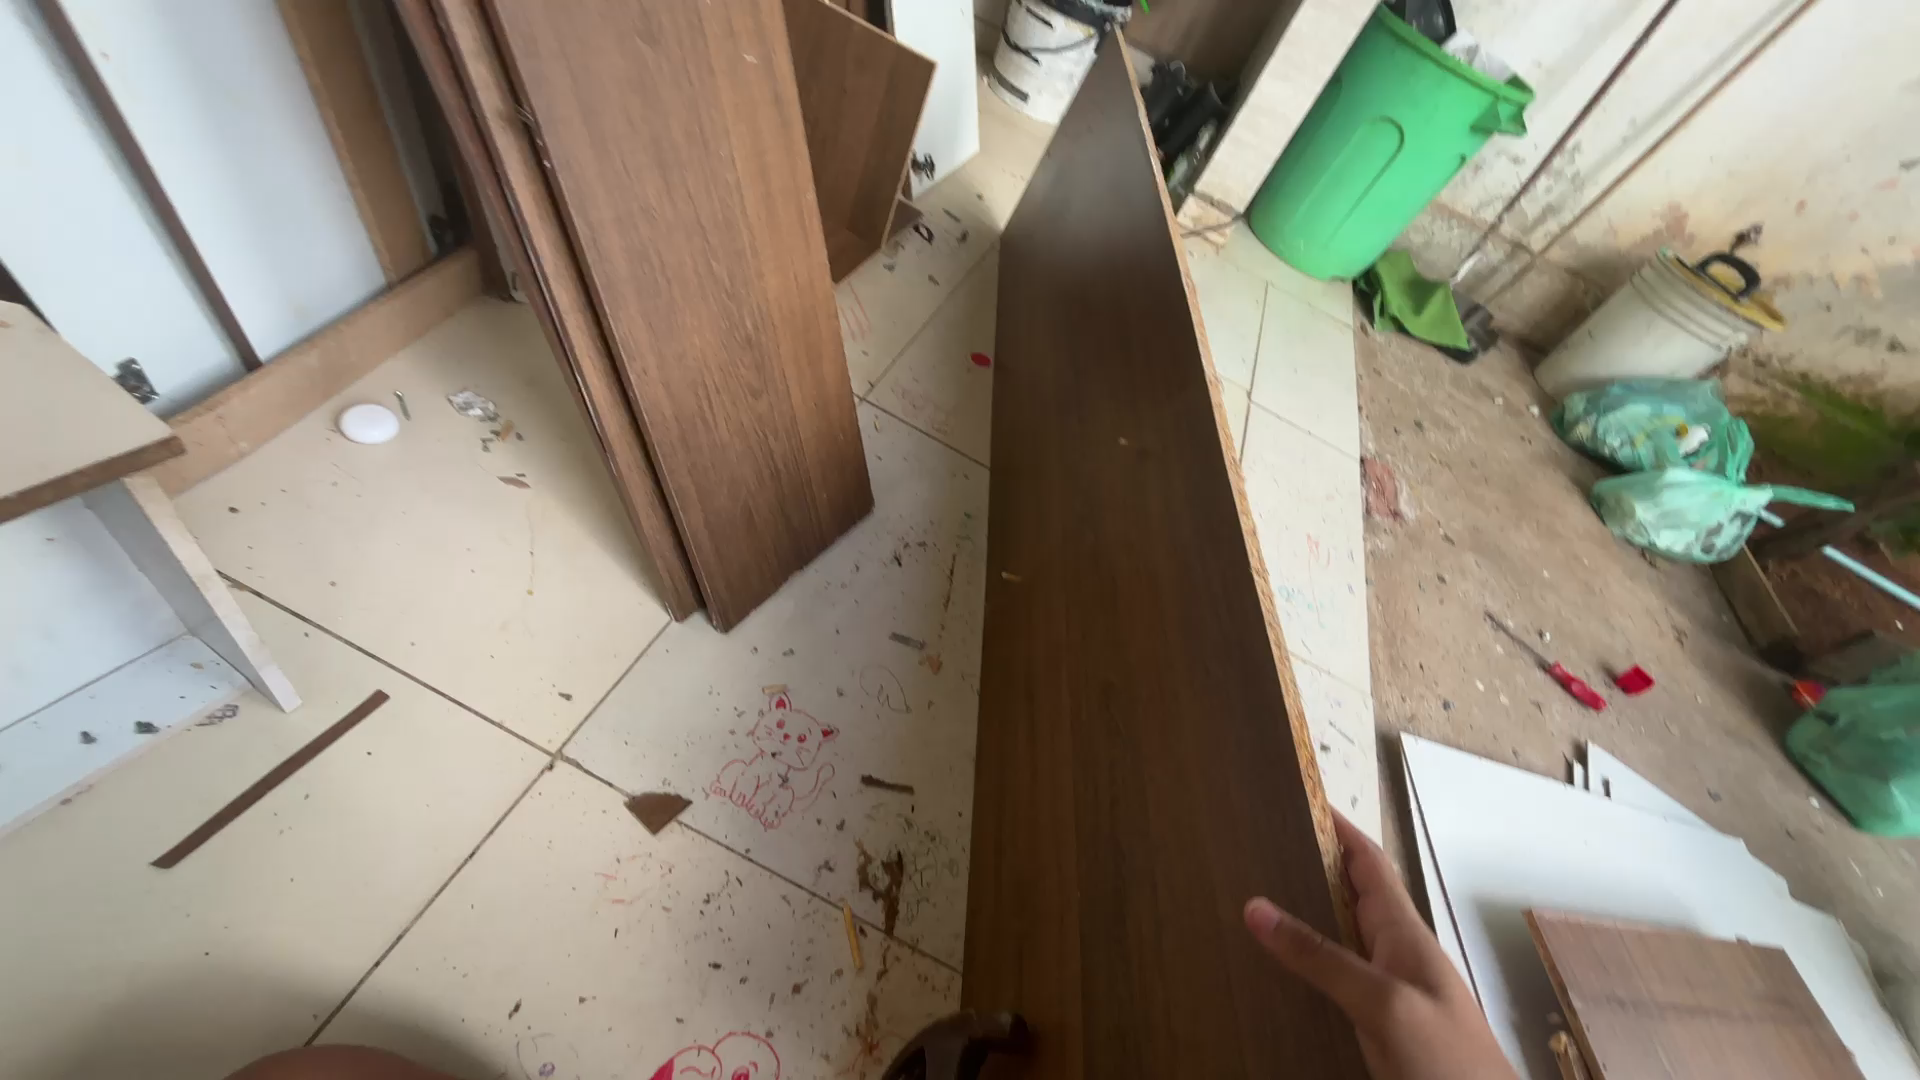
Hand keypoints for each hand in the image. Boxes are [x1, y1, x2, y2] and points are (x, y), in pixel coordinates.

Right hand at [1243, 813, 1516, 1079]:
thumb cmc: (1449, 1061)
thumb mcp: (1384, 1003)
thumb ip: (1320, 957)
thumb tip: (1253, 905)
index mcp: (1403, 932)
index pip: (1367, 861)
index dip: (1337, 826)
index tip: (1296, 797)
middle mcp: (1394, 953)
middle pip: (1348, 893)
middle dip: (1307, 865)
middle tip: (1254, 847)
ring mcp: (1387, 990)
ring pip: (1337, 936)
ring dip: (1301, 913)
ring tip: (1248, 896)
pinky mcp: (1377, 1025)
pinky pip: (1332, 976)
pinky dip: (1302, 960)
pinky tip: (1272, 966)